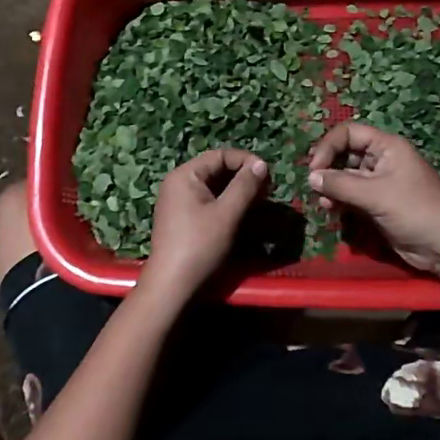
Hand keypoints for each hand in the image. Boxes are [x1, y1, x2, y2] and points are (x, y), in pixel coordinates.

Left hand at [143, 148, 268, 297]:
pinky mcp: (182, 217)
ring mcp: (178, 201)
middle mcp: (178, 183)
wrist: (171, 284)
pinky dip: (226, 202)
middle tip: (266, 190)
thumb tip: (261, 164)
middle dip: (243, 176)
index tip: (268, 175)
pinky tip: (241, 213)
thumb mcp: (227, 214)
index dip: (246, 161)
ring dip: (237, 190)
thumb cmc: (199, 245)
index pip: (220, 155)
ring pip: (213, 186)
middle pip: (216, 169)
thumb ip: (245, 186)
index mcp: (185, 175)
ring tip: (258, 202)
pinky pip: (207, 200)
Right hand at [307, 122, 439, 271]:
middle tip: (315, 189)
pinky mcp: (378, 204)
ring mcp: (380, 183)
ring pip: (346, 177)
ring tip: (325, 206)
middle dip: (327, 169)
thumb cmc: (415, 210)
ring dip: (331, 188)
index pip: (349, 133)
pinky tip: (332, 212)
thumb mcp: (376, 195)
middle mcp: (382, 160)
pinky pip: (352, 196)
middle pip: (345, 154)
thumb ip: (341, 185)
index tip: (314, 169)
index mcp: (387, 147)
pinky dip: (340, 201)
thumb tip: (310, 177)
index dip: (328, 147)